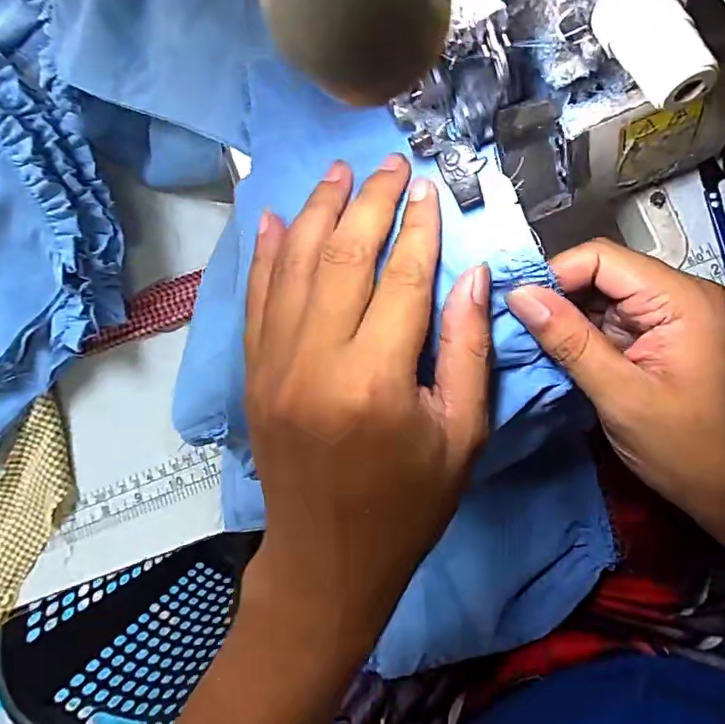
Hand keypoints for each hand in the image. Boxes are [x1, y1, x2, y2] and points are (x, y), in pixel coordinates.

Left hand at [243, 155, 492, 644]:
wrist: (327, 559)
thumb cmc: (408, 503)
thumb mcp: (462, 435)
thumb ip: (467, 350)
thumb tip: (471, 274)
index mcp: (375, 380)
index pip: (401, 279)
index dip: (417, 228)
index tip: (426, 189)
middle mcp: (315, 361)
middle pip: (343, 257)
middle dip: (368, 202)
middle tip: (387, 164)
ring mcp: (273, 364)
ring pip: (294, 266)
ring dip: (318, 212)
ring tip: (338, 172)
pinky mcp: (252, 372)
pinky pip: (257, 298)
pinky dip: (268, 253)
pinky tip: (278, 217)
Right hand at [505, 238, 724, 548]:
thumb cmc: (691, 452)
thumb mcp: (622, 396)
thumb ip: (569, 340)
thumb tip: (520, 296)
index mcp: (683, 299)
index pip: (603, 258)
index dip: (554, 275)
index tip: (516, 305)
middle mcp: (683, 296)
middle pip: (604, 275)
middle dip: (558, 298)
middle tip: (516, 325)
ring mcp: (678, 318)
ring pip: (606, 299)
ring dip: (570, 319)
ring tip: (530, 341)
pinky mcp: (669, 339)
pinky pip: (618, 323)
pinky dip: (587, 336)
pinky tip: (560, 354)